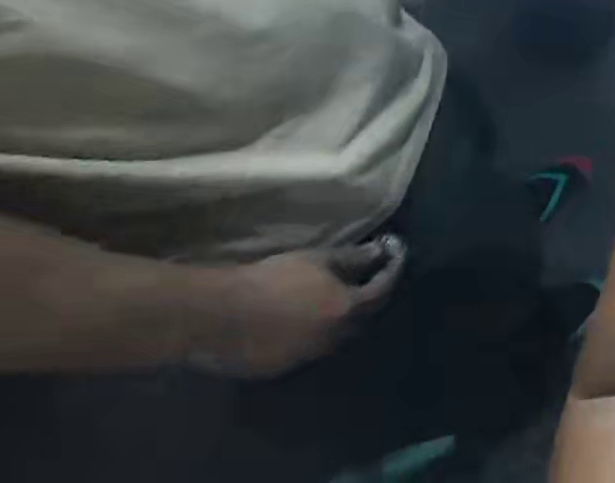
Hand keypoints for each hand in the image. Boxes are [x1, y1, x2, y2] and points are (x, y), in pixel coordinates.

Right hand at [188, 234, 404, 377]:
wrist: (220, 315)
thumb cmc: (273, 279)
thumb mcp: (318, 259)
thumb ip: (353, 257)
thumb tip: (379, 251)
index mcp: (345, 310)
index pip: (383, 289)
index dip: (393, 266)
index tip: (395, 248)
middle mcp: (333, 338)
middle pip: (366, 315)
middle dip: (375, 291)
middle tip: (375, 269)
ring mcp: (308, 356)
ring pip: (341, 334)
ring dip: (349, 314)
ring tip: (346, 290)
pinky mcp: (284, 367)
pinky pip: (315, 346)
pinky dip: (323, 329)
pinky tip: (312, 313)